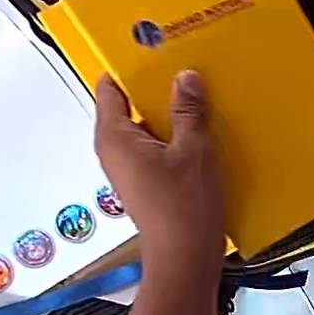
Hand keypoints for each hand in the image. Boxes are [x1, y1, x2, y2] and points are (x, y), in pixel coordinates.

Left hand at [95, 72, 224, 287]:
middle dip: (157, 96)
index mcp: (114, 135)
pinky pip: (157, 153)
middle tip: (190, 83)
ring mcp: (128, 170)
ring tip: (202, 113)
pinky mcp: (146, 185)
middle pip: (130, 109)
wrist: (186, 257)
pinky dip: (175, 144)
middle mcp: (113, 150)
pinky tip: (203, 145)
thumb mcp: (195, 152)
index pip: (110, 87)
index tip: (160, 58)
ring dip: (171, 122)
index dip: (133, 70)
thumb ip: (189, 112)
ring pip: (147, 133)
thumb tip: (185, 76)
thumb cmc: (186, 205)